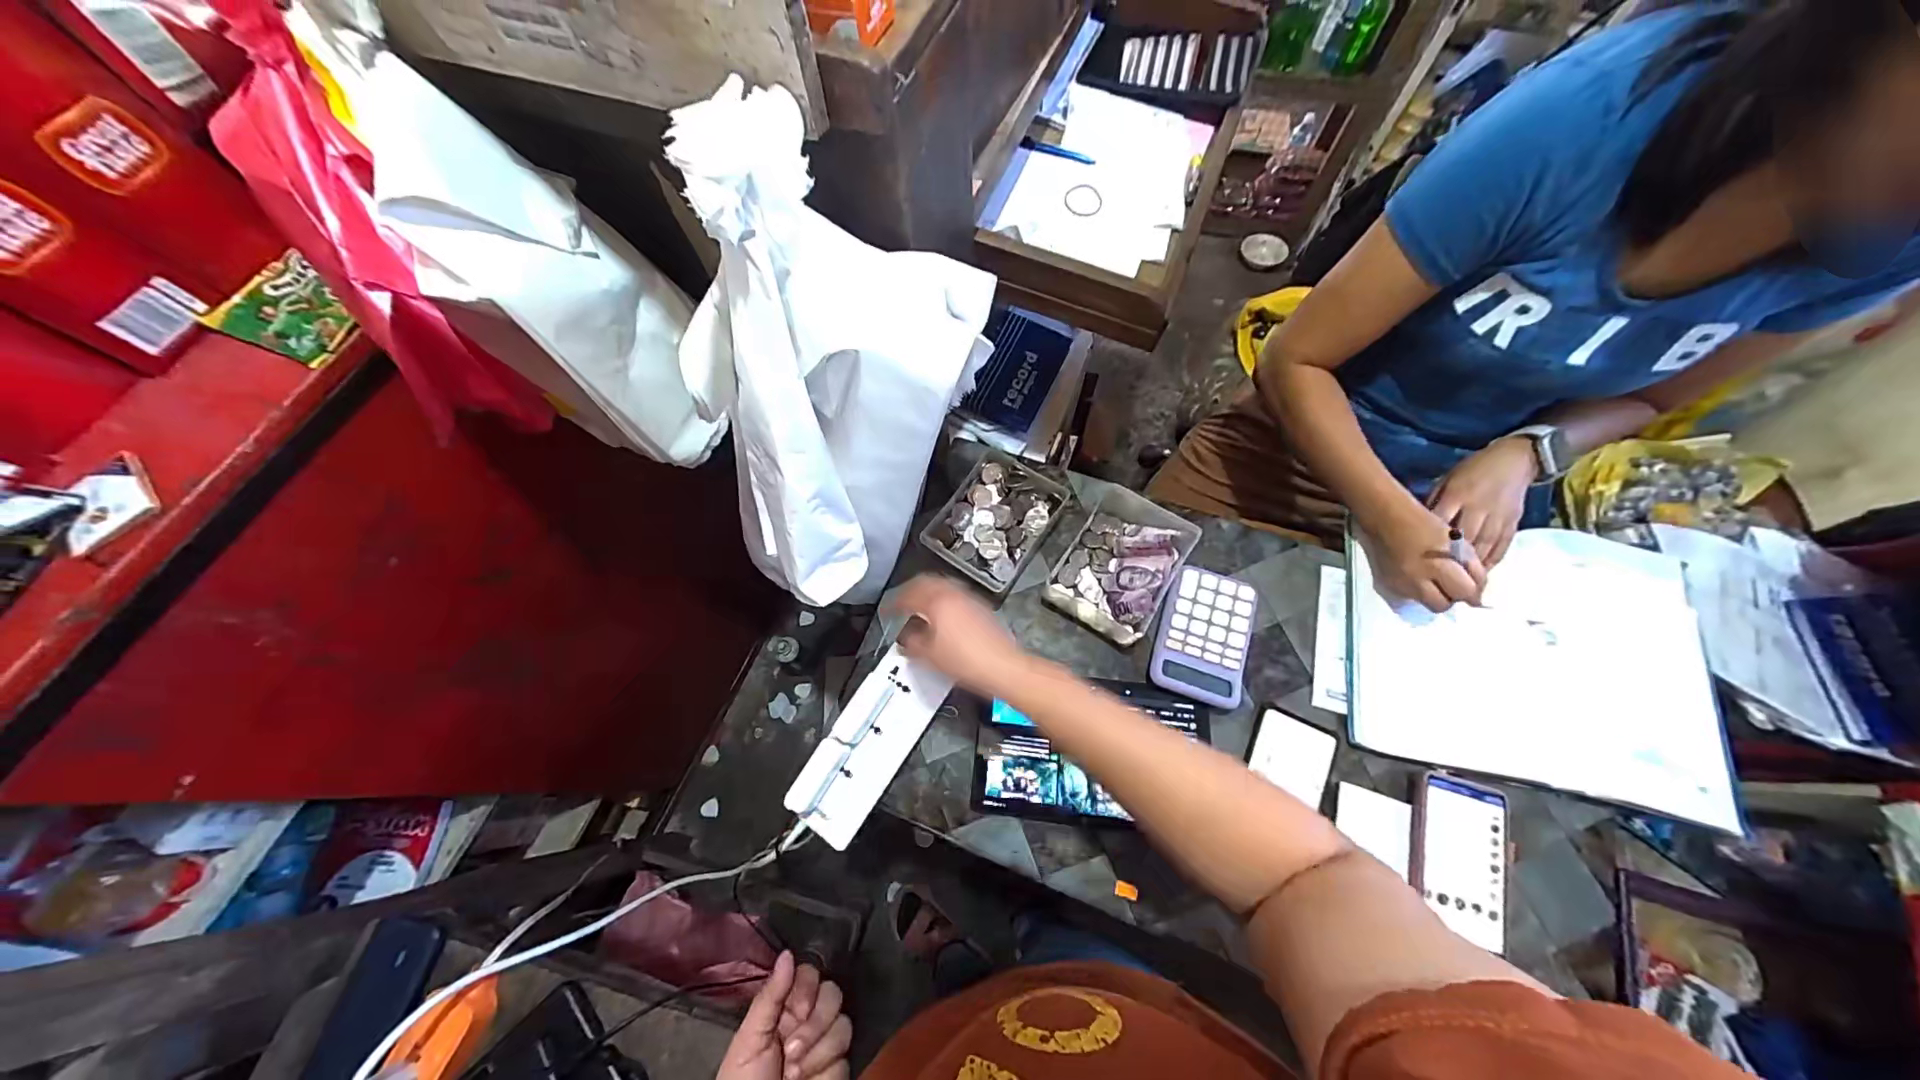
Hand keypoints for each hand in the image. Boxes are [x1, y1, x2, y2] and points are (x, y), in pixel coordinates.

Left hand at [717, 952, 851, 1079]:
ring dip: (817, 1053)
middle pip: (834, 995)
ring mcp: (824, 1047)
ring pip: (843, 1026)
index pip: (812, 975)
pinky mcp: (837, 1072)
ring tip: (794, 1074)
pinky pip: (845, 1060)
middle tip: (792, 1049)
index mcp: (785, 1009)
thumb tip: (787, 953)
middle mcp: (808, 1022)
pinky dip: (824, 1074)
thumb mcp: (749, 1039)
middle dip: (815, 1023)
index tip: (795, 1011)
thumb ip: (770, 995)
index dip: (808, 989)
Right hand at [889, 574, 1029, 696]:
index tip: (888, 609)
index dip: (893, 602)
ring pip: (943, 587)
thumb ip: (911, 641)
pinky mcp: (982, 609)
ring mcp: (971, 600)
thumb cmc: (969, 661)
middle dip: (910, 591)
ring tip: (920, 608)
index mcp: (937, 601)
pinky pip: (957, 597)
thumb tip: (905, 637)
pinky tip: (942, 618)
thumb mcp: (928, 655)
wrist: (1002, 668)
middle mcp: (954, 594)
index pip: (908, 594)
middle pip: (926, 582)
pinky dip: (944, 601)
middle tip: (901, 602)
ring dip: (928, 594)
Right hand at [1363, 504, 1486, 613]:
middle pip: (1443, 605)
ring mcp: (1398, 585)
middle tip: (1454, 583)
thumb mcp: (1455, 540)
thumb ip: (1469, 564)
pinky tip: (1418, 576)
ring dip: (1435, 596)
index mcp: (1436, 565)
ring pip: (1425, 604)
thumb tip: (1476, 585)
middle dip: (1451, 596)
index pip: (1465, 592)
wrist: (1383, 517)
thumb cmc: (1423, 522)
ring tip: (1435, 580)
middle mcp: (1415, 581)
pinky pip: (1410, 597)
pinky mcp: (1386, 585)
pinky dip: (1419, 591)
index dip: (1474, 589)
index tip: (1473, 582)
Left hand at [1427, 437, 1536, 567]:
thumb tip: (1421, 524)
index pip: (1440, 522)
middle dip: (1450, 560)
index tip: (1417, 557)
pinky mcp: (1513, 523)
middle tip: (1437, 577)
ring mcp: (1498, 517)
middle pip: (1463, 539)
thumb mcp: (1447, 481)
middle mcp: (1479, 508)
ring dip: (1471, 567)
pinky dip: (1491, 561)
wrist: (1516, 460)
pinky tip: (1481, 573)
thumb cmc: (1473, 470)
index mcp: (1458, 495)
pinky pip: (1502, 547)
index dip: (1429, 540)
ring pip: (1483, 547)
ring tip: (1459, 582)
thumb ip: (1435, 502)